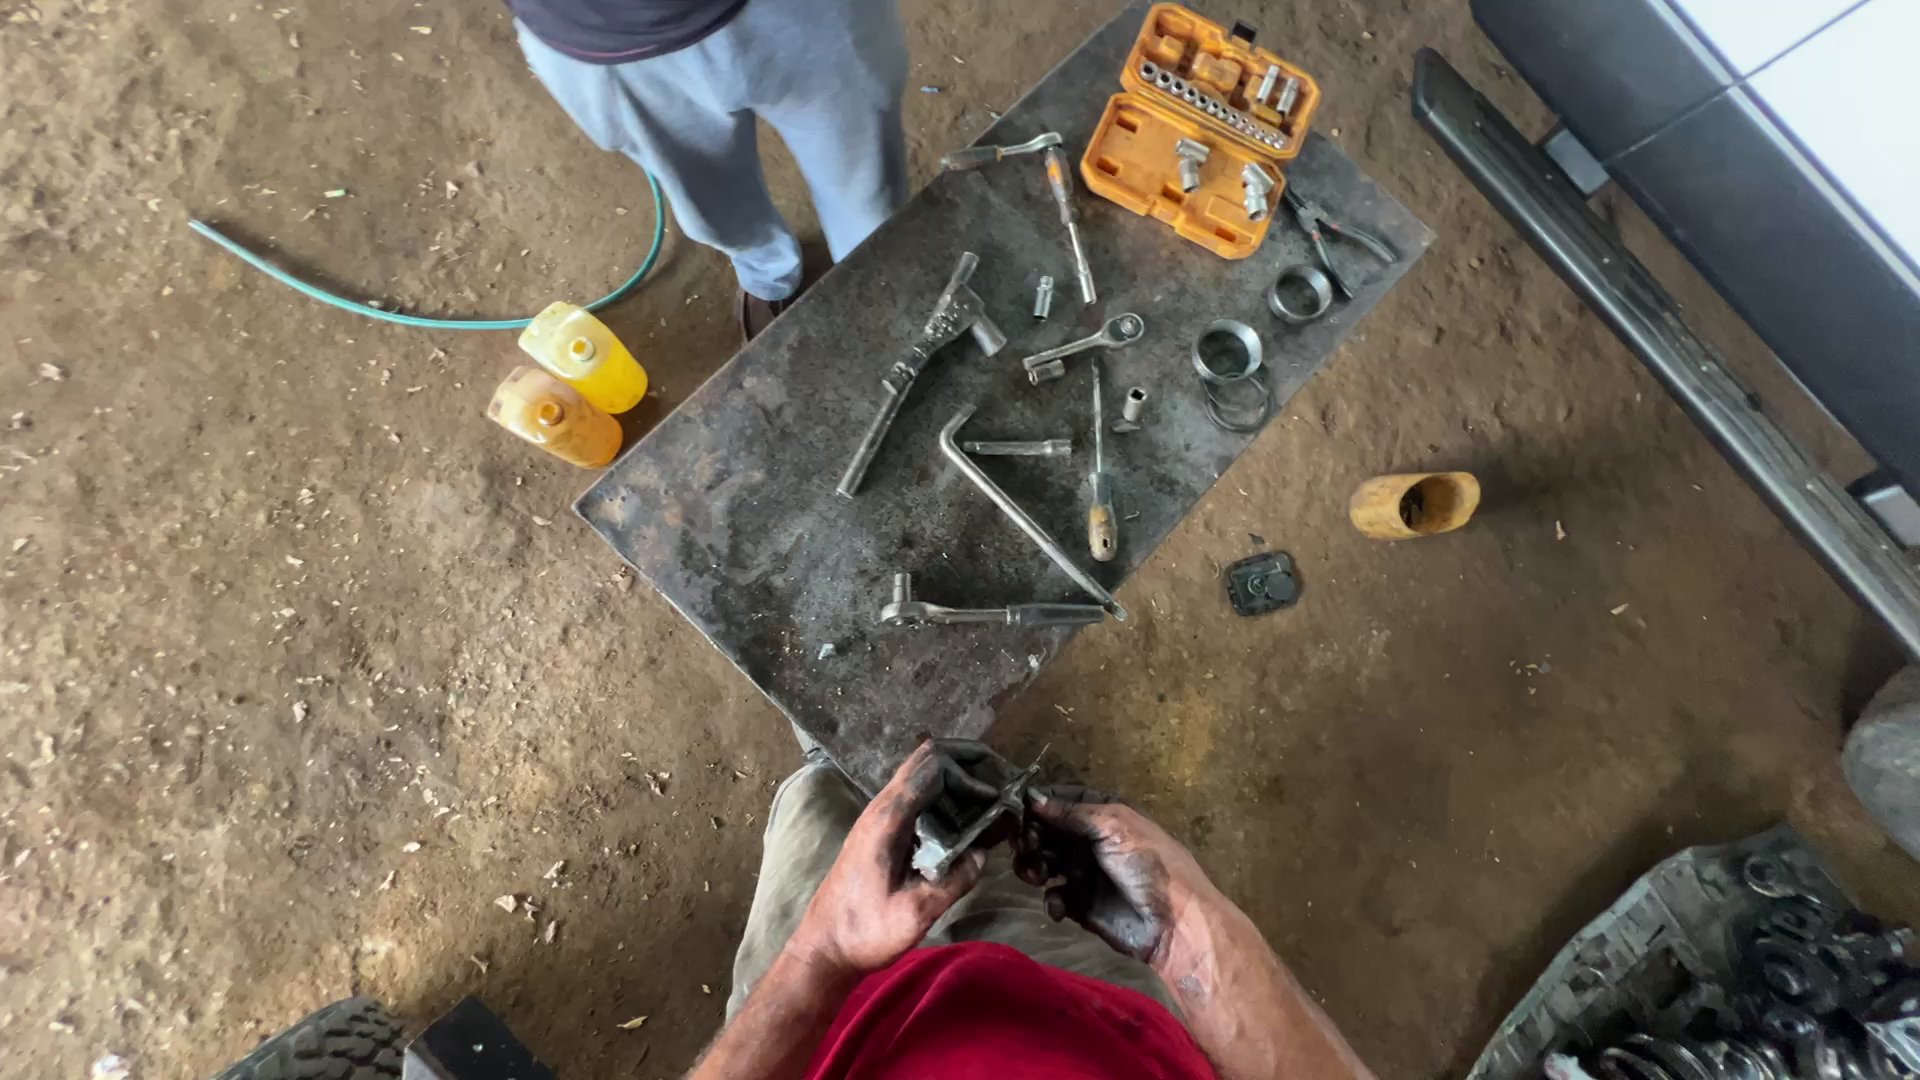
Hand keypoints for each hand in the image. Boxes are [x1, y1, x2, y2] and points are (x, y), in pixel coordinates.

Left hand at [787, 740, 994, 976]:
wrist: (824, 946)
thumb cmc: (864, 932)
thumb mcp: (914, 916)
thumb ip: (953, 882)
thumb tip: (984, 853)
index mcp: (888, 818)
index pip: (932, 767)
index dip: (967, 776)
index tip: (992, 800)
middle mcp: (883, 806)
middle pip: (926, 756)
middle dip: (965, 757)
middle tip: (999, 774)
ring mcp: (880, 814)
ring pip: (921, 771)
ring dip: (955, 772)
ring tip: (988, 793)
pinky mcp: (883, 826)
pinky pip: (917, 792)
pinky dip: (944, 791)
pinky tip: (965, 816)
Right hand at [1013, 784, 1213, 965]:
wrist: (1176, 924)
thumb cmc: (1148, 863)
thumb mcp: (1113, 828)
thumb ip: (1070, 814)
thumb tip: (1031, 797)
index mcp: (1101, 813)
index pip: (1060, 800)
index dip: (1037, 805)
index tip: (1016, 812)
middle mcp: (1089, 839)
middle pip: (1047, 832)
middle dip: (1031, 838)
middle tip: (1024, 847)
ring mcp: (1084, 872)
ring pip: (1045, 863)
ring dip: (1034, 867)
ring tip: (1036, 875)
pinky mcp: (1082, 904)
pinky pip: (1055, 897)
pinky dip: (1052, 900)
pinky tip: (1059, 906)